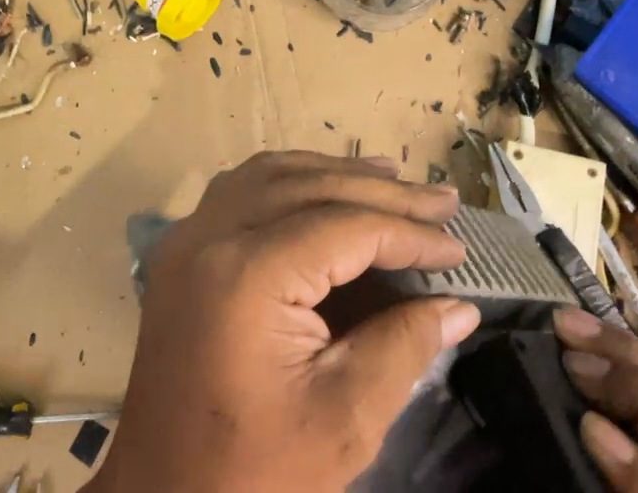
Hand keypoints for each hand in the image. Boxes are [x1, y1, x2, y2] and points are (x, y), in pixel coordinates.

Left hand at [85, 150, 478, 492]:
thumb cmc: (252, 471)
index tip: (458, 249)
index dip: (408, 233)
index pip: (344, 226)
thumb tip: (457, 305)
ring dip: (333, 174)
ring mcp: (186, 240)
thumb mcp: (343, 420)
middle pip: (307, 186)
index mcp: (246, 274)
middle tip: (443, 200)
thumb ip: (402, 347)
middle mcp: (209, 236)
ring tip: (391, 179)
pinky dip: (288, 180)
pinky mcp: (179, 253)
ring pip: (269, 175)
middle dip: (380, 192)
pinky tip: (322, 188)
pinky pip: (238, 190)